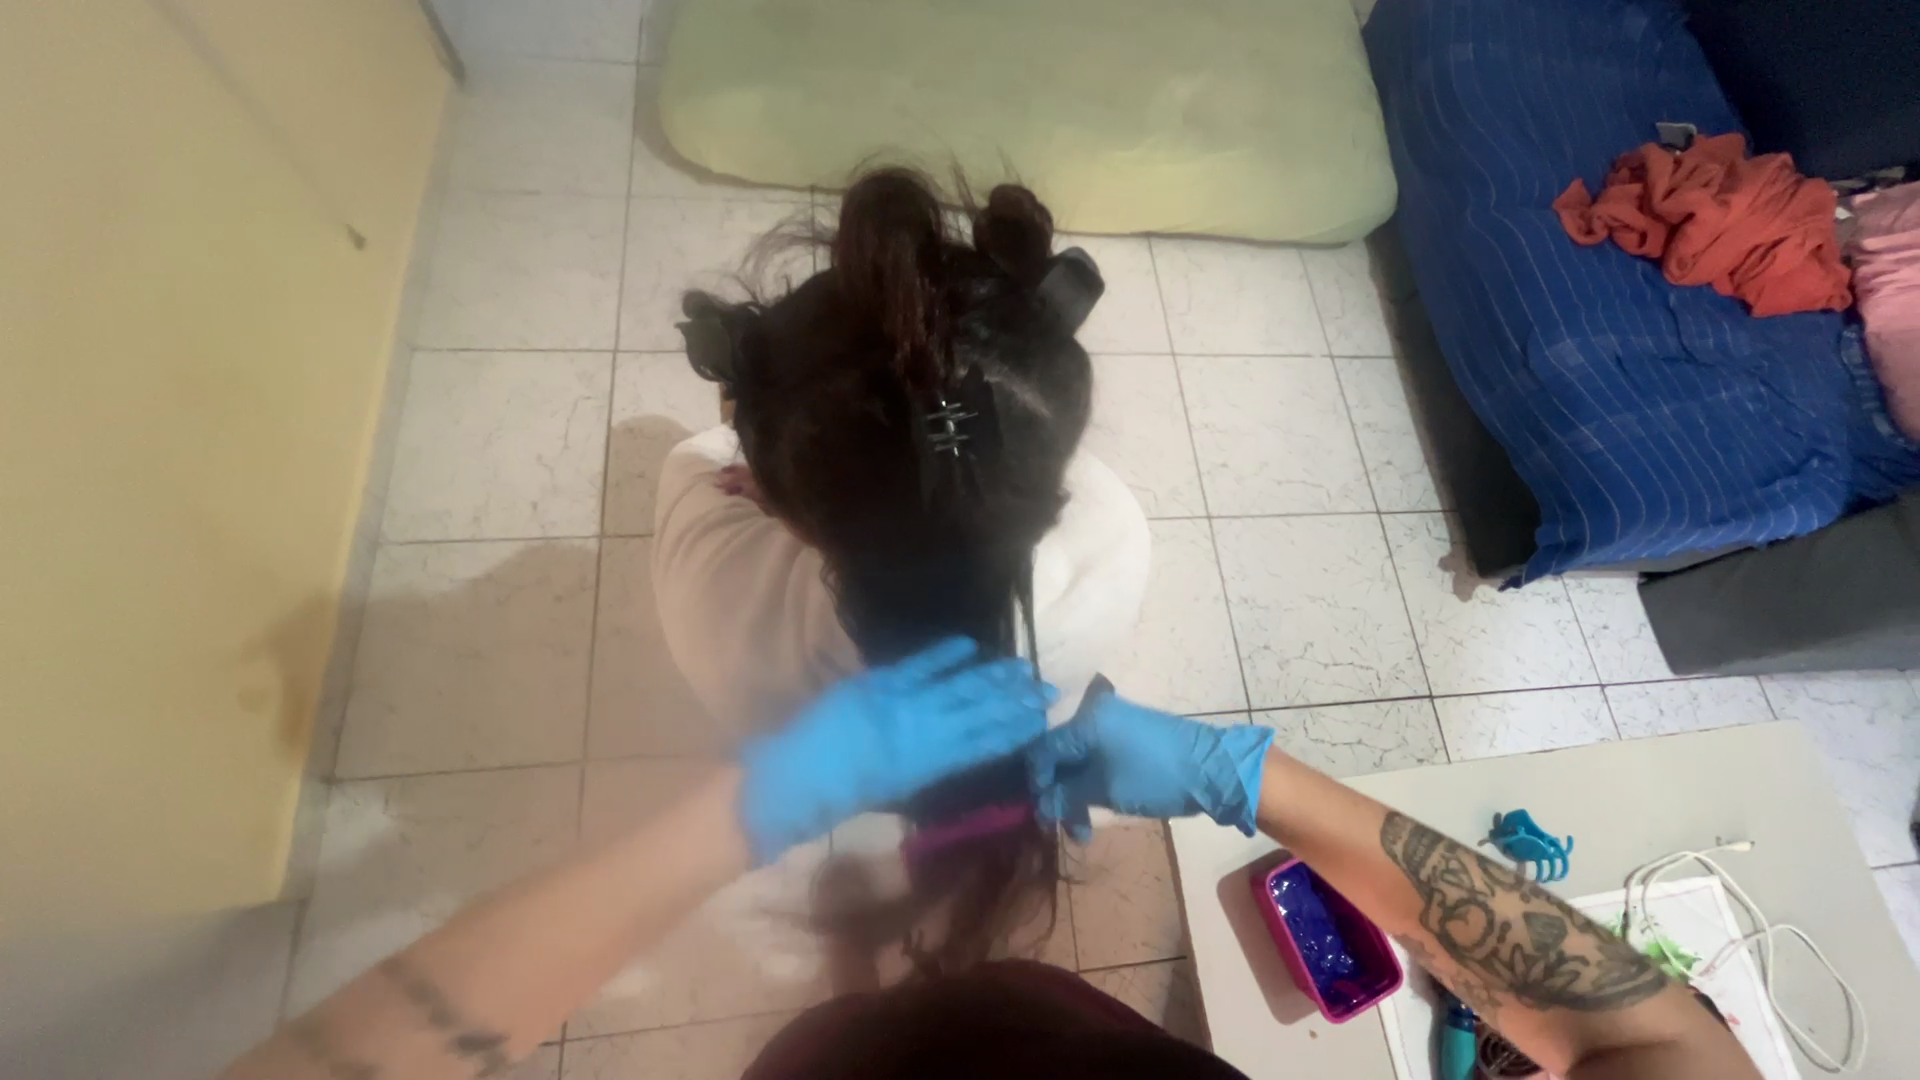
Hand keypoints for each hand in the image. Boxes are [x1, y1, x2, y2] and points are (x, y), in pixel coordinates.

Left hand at [738, 637, 1054, 863]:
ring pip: (956, 688)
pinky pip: (916, 666)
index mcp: (923, 768)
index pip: (979, 746)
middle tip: (1045, 689)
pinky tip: (969, 644)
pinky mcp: (875, 684)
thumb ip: (918, 770)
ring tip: (1021, 667)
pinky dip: (943, 655)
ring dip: (991, 677)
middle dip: (1013, 702)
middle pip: (976, 713)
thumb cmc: (832, 802)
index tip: (1040, 720)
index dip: (1012, 732)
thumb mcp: (885, 794)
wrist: (783, 786)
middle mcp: (919, 735)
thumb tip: (949, 750)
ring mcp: (898, 706)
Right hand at [1026, 696, 1273, 840]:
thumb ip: (1067, 796)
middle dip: (1059, 793)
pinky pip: (1098, 757)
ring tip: (1082, 831)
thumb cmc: (1153, 775)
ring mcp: (1113, 724)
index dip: (1037, 783)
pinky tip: (1095, 809)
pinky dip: (1093, 782)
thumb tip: (1041, 806)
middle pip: (1061, 755)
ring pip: (1080, 760)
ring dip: (1077, 794)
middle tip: (1062, 827)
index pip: (1043, 749)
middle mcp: (1094, 714)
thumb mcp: (1105, 790)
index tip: (1041, 814)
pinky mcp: (1128, 736)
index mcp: (1085, 719)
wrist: (1211, 769)